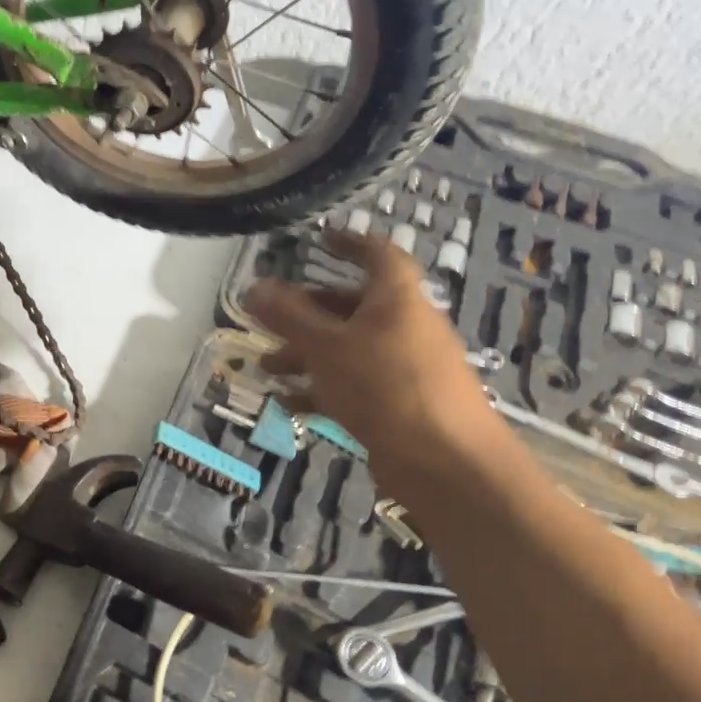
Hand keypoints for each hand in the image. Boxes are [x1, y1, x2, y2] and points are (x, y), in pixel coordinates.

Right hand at [243, 230, 509, 488]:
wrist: (446, 462)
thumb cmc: (384, 387)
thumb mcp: (326, 346)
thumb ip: (288, 316)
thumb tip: (255, 286)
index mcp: (396, 300)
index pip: (376, 255)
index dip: (348, 243)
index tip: (318, 239)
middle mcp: (405, 327)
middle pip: (353, 307)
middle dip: (306, 313)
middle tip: (268, 319)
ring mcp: (405, 368)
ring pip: (348, 349)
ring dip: (306, 354)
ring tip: (267, 368)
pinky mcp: (400, 404)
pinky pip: (354, 385)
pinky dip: (321, 388)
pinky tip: (288, 403)